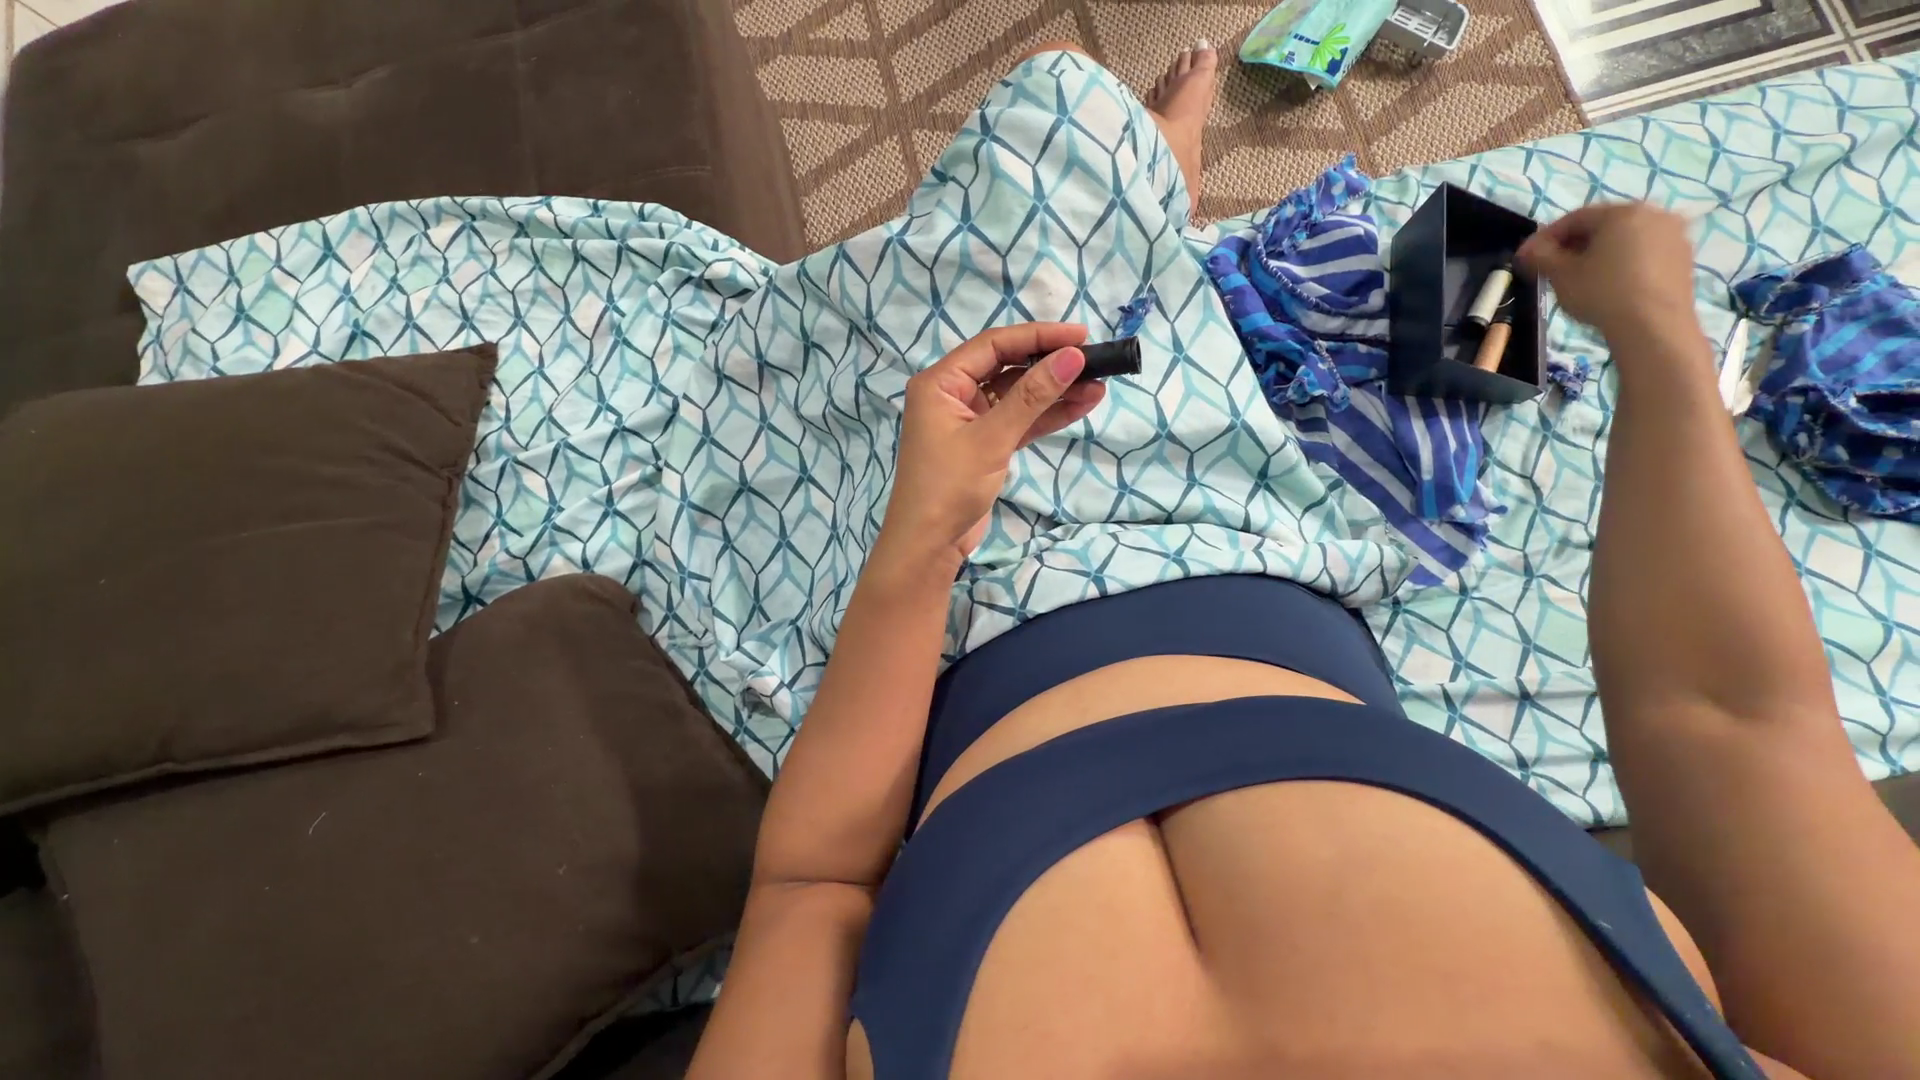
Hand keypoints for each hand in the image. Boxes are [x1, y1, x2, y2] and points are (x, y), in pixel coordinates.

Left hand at [878, 323, 1105, 565]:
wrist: (928, 544)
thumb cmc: (948, 487)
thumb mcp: (992, 438)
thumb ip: (1033, 397)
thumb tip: (1072, 357)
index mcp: (941, 382)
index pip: (994, 345)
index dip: (1038, 337)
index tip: (1080, 336)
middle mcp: (953, 394)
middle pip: (1008, 366)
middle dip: (1051, 365)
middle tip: (1095, 361)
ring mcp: (970, 420)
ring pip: (1018, 395)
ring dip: (1055, 392)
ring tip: (1099, 386)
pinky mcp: (985, 444)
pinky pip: (1019, 420)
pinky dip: (1046, 415)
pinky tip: (1081, 406)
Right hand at [1518, 202, 1702, 345]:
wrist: (1653, 324)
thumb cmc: (1602, 293)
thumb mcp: (1560, 275)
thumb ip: (1540, 256)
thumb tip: (1527, 250)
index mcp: (1621, 213)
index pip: (1575, 218)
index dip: (1545, 237)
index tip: (1527, 257)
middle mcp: (1653, 214)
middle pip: (1603, 226)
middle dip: (1574, 244)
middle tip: (1552, 267)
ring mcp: (1673, 234)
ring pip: (1625, 239)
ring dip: (1598, 253)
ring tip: (1580, 277)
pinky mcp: (1683, 257)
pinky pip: (1644, 252)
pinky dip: (1622, 262)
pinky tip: (1609, 284)